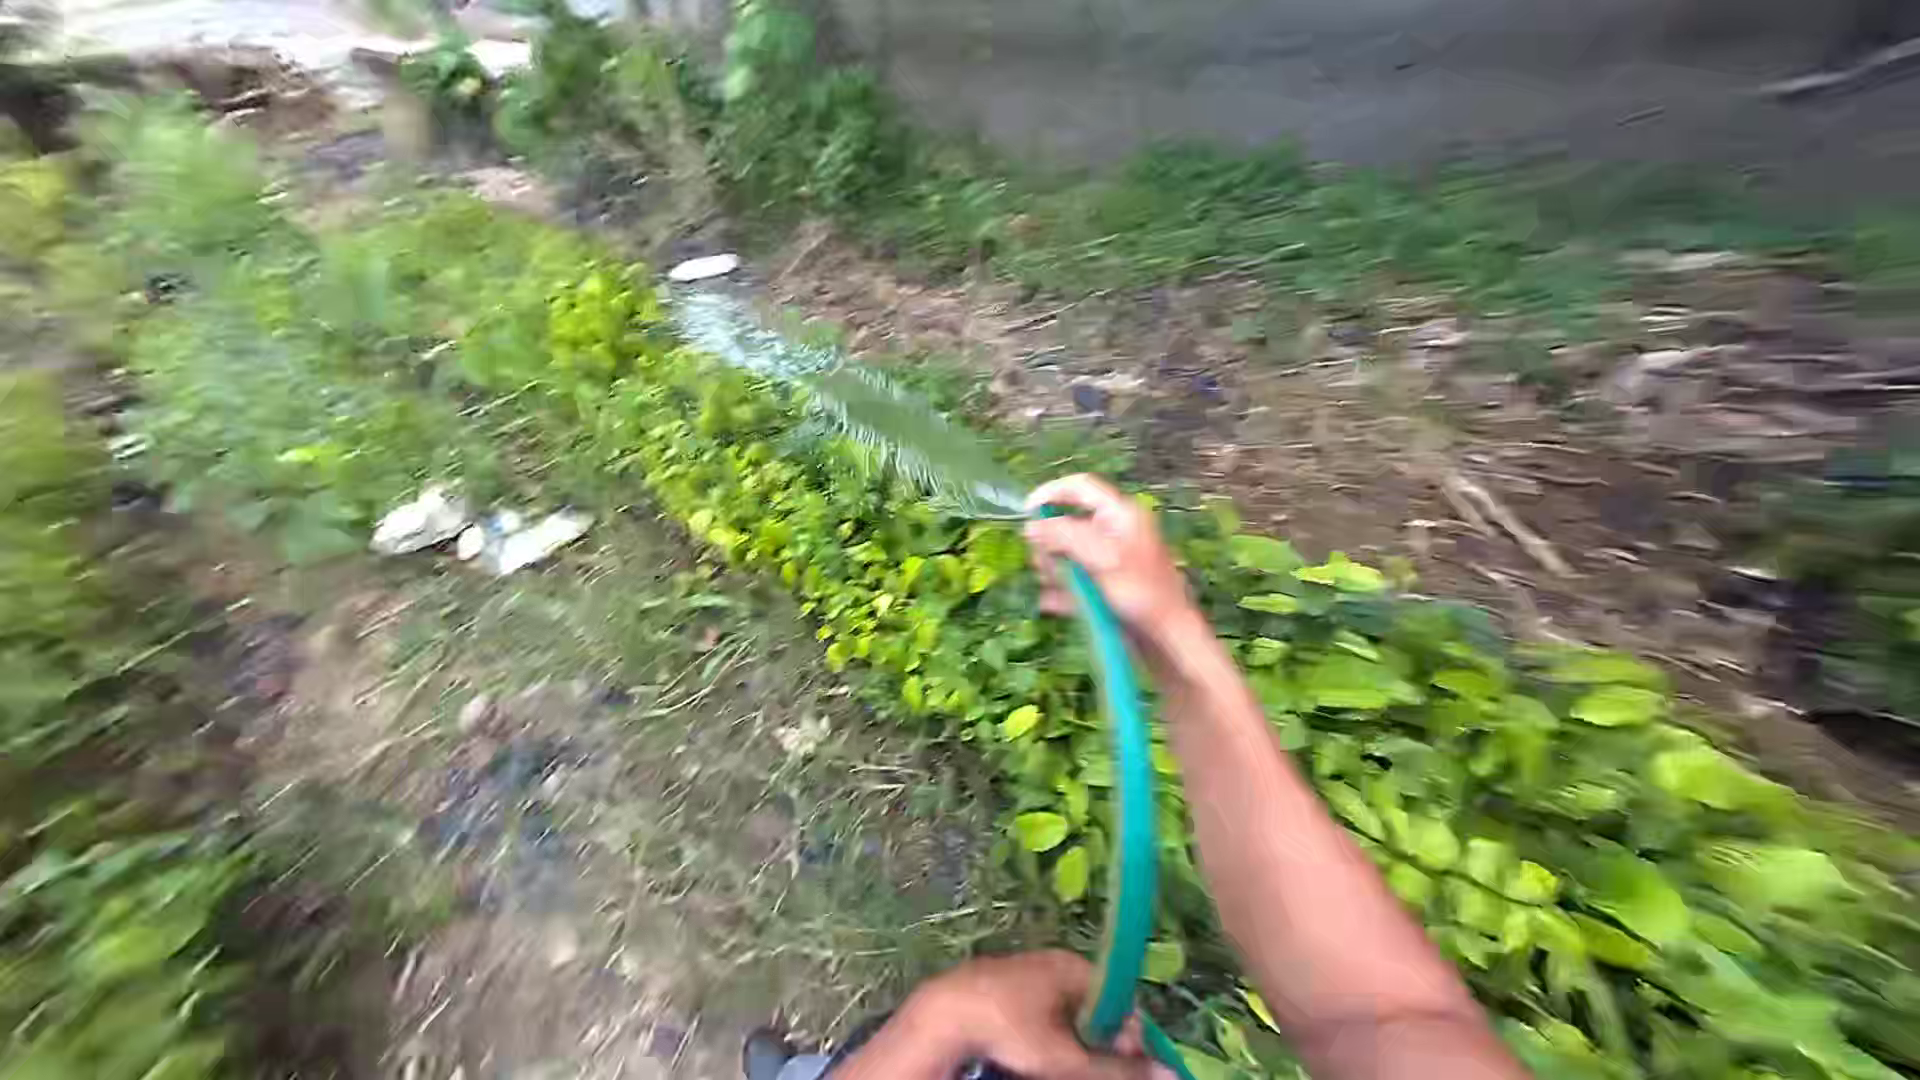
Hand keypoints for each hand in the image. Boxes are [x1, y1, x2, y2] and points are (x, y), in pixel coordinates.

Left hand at [895, 951, 1166, 1079]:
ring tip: (1068, 1066)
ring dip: (1078, 1042)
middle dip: (1103, 1042)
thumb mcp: (1068, 1059)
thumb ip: (1118, 1069)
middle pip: (1097, 1005)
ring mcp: (1032, 970)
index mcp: (1074, 966)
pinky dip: (1054, 1033)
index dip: (1129, 1036)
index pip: (1121, 998)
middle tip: (1091, 1070)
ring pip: (1071, 1011)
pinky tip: (1044, 1055)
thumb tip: (1171, 1075)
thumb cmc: (1012, 1028)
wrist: (948, 1011)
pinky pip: (1047, 1009)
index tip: (1126, 1065)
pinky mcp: (1012, 984)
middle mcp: (1056, 961)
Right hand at [1023, 475, 1203, 658]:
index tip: (1026, 512)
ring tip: (1056, 587)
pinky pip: (1072, 580)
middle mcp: (1113, 531)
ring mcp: (1107, 559)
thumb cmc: (1142, 593)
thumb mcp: (1102, 559)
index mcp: (1119, 514)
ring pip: (1064, 554)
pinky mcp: (1102, 585)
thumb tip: (1031, 525)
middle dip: (1050, 543)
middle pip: (1066, 523)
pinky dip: (1061, 591)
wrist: (1168, 640)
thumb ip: (1064, 537)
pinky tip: (1053, 603)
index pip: (1079, 487)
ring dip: (1053, 570)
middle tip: (1046, 565)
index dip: (1050, 493)